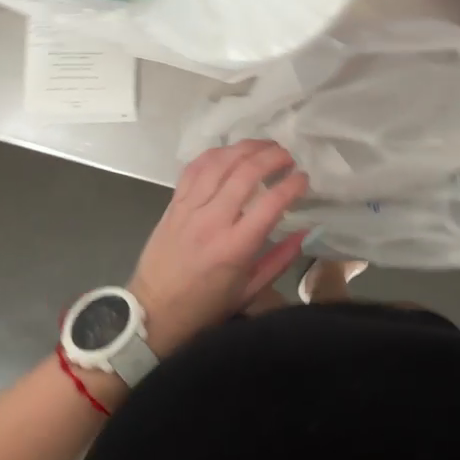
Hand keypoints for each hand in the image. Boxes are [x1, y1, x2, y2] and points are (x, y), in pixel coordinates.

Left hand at [128, 141, 309, 354]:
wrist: (153, 313)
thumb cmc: (205, 307)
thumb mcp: (250, 290)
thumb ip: (281, 259)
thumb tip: (306, 232)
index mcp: (235, 247)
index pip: (270, 203)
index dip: (292, 185)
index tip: (304, 179)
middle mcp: (212, 221)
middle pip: (246, 173)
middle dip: (272, 157)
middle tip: (288, 156)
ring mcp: (189, 208)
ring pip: (220, 163)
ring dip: (246, 148)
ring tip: (264, 146)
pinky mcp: (174, 203)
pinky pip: (194, 168)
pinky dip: (215, 154)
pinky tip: (230, 152)